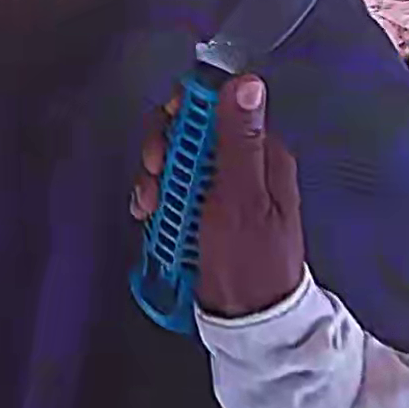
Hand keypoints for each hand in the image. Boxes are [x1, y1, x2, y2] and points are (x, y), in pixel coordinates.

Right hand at [131, 75, 305, 318]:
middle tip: (155, 171)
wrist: (249, 327)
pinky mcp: (199, 206)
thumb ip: (239, 139)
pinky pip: (169, 184)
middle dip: (163, 147)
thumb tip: (248, 80)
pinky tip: (149, 213)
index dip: (184, 110)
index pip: (215, 104)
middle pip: (187, 129)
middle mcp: (239, 161)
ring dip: (155, 175)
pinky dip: (155, 194)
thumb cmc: (248, 257)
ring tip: (151, 204)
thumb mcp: (242, 196)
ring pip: (173, 156)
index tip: (169, 130)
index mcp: (259, 151)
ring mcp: (217, 185)